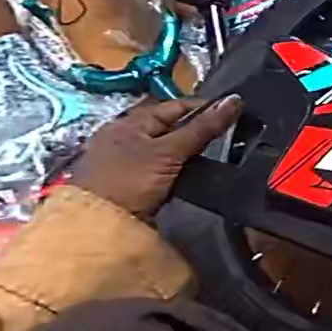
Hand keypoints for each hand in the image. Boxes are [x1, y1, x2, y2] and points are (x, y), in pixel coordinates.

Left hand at [68, 96, 242, 217]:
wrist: (95, 231)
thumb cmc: (129, 181)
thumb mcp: (169, 151)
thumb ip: (204, 127)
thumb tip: (235, 99)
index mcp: (132, 121)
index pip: (178, 105)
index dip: (206, 108)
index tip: (236, 114)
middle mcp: (128, 137)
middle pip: (174, 127)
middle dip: (199, 132)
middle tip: (231, 137)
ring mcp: (129, 162)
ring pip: (170, 150)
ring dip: (190, 153)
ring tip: (219, 156)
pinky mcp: (132, 186)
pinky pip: (164, 170)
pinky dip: (179, 171)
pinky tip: (195, 175)